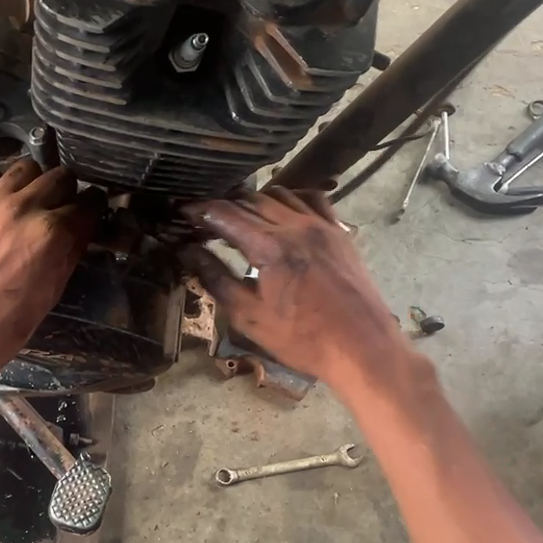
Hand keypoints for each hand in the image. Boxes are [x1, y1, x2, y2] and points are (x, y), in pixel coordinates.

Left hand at [0, 156, 91, 393]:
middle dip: (67, 192)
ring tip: (26, 200)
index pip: (87, 205)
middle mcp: (24, 208)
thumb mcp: (52, 292)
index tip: (89, 213)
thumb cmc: (7, 325)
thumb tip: (81, 229)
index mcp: (52, 234)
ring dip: (33, 182)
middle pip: (60, 178)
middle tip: (59, 209)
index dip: (92, 210)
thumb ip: (69, 253)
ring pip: (25, 167)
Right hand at [181, 187, 406, 387]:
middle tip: (204, 220)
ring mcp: (322, 225)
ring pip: (280, 194)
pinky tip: (280, 214)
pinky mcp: (339, 232)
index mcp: (270, 247)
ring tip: (238, 218)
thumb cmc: (301, 339)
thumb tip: (186, 252)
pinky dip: (290, 200)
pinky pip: (312, 199)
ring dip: (254, 201)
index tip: (180, 211)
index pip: (225, 214)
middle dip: (223, 206)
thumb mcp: (248, 315)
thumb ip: (215, 278)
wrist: (361, 347)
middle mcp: (296, 226)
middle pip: (250, 199)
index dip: (198, 210)